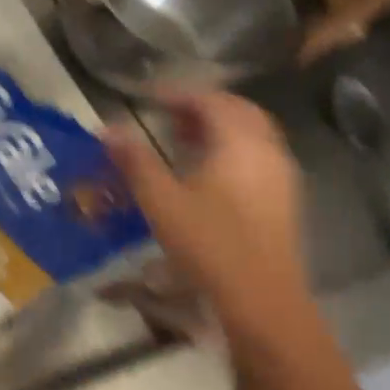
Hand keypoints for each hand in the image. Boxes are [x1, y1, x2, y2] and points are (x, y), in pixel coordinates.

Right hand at [102, 93, 308, 325]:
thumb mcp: (160, 201)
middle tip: (166, 114)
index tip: (147, 97)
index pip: (212, 101)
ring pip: (251, 134)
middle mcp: (267, 151)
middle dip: (202, 107)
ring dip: (218, 128)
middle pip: (239, 112)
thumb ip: (135, 162)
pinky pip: (256, 156)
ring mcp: (280, 175)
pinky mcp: (282, 198)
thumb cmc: (208, 243)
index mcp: (240, 143)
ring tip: (180, 139)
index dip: (179, 94)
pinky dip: (230, 149)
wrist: (260, 296)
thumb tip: (108, 129)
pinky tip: (204, 171)